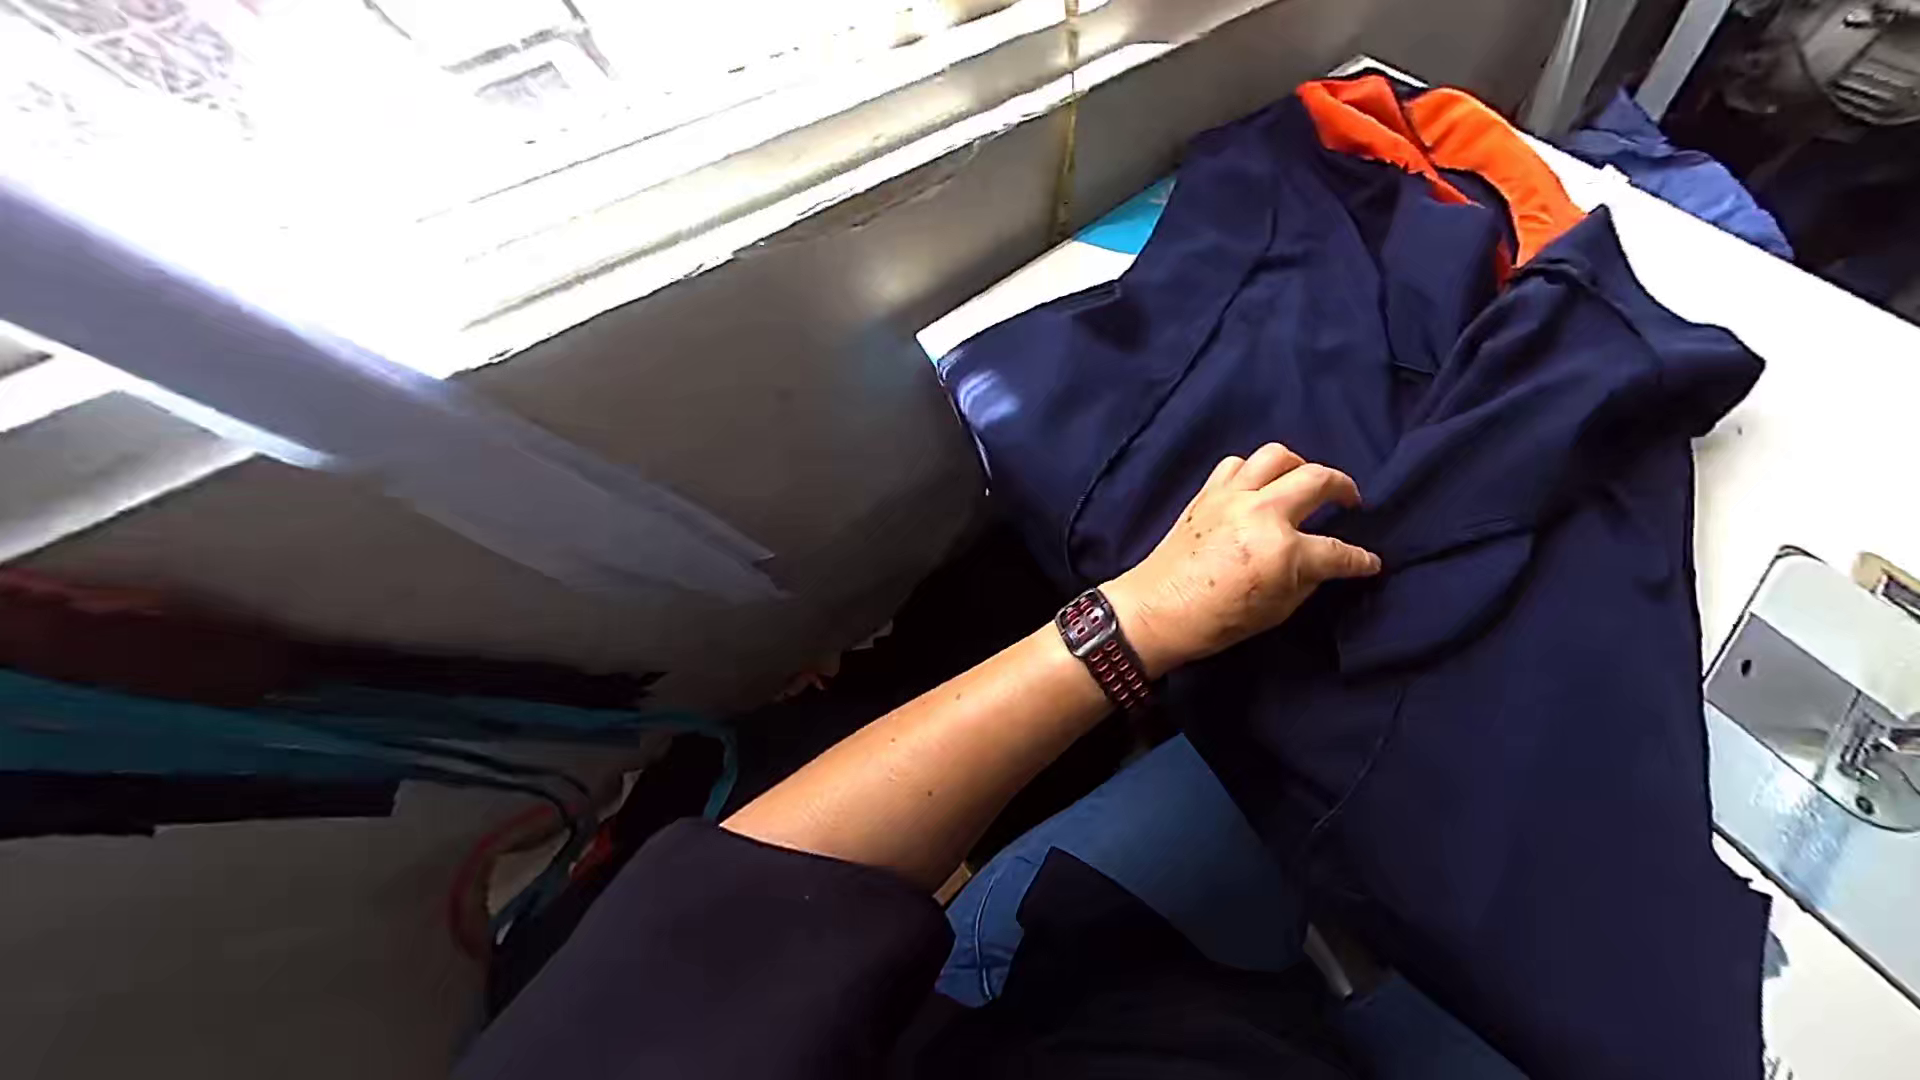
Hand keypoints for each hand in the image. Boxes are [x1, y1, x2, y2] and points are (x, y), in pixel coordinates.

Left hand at [1102, 443, 1380, 675]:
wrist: (1155, 610)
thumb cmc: (1215, 621)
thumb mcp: (1277, 611)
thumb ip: (1307, 579)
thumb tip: (1324, 563)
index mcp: (1283, 549)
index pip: (1338, 550)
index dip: (1360, 560)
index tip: (1368, 562)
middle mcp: (1260, 512)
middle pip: (1317, 479)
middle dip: (1344, 487)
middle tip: (1350, 501)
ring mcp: (1230, 497)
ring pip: (1275, 456)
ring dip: (1298, 466)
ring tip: (1303, 483)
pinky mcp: (1206, 494)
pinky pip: (1235, 465)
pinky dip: (1253, 470)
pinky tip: (1258, 487)